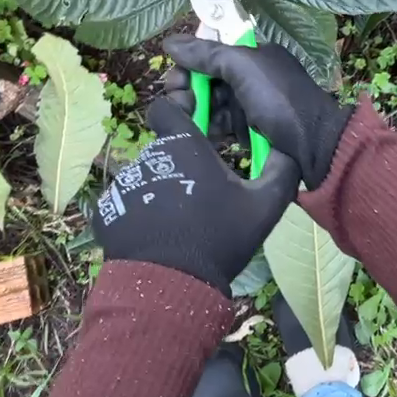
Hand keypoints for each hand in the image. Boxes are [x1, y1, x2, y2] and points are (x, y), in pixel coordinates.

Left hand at [91, 91, 300, 293]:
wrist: (171, 290)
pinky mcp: (107, 212)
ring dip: (160, 188)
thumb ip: (282, 169)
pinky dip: (139, 213)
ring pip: (146, 175)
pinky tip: (158, 236)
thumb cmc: (220, 239)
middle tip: (199, 190)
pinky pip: (127, 202)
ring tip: (180, 219)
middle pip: (163, 146)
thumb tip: (289, 146)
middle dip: (179, 161)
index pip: (166, 107)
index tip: (193, 130)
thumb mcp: (265, 205)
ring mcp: (123, 185)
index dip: (178, 113)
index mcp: (183, 145)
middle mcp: (148, 156)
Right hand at [161, 35, 351, 189]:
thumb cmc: (279, 99)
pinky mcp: (248, 132)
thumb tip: (169, 42)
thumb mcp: (245, 68)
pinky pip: (219, 126)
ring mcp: (249, 106)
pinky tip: (194, 134)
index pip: (211, 54)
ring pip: (210, 104)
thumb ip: (209, 54)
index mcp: (254, 56)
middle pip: (207, 80)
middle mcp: (250, 78)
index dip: (189, 65)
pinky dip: (206, 128)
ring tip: (183, 121)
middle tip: (176, 103)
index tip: (174, 81)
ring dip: (194, 111)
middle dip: (188, 90)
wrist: (314, 146)